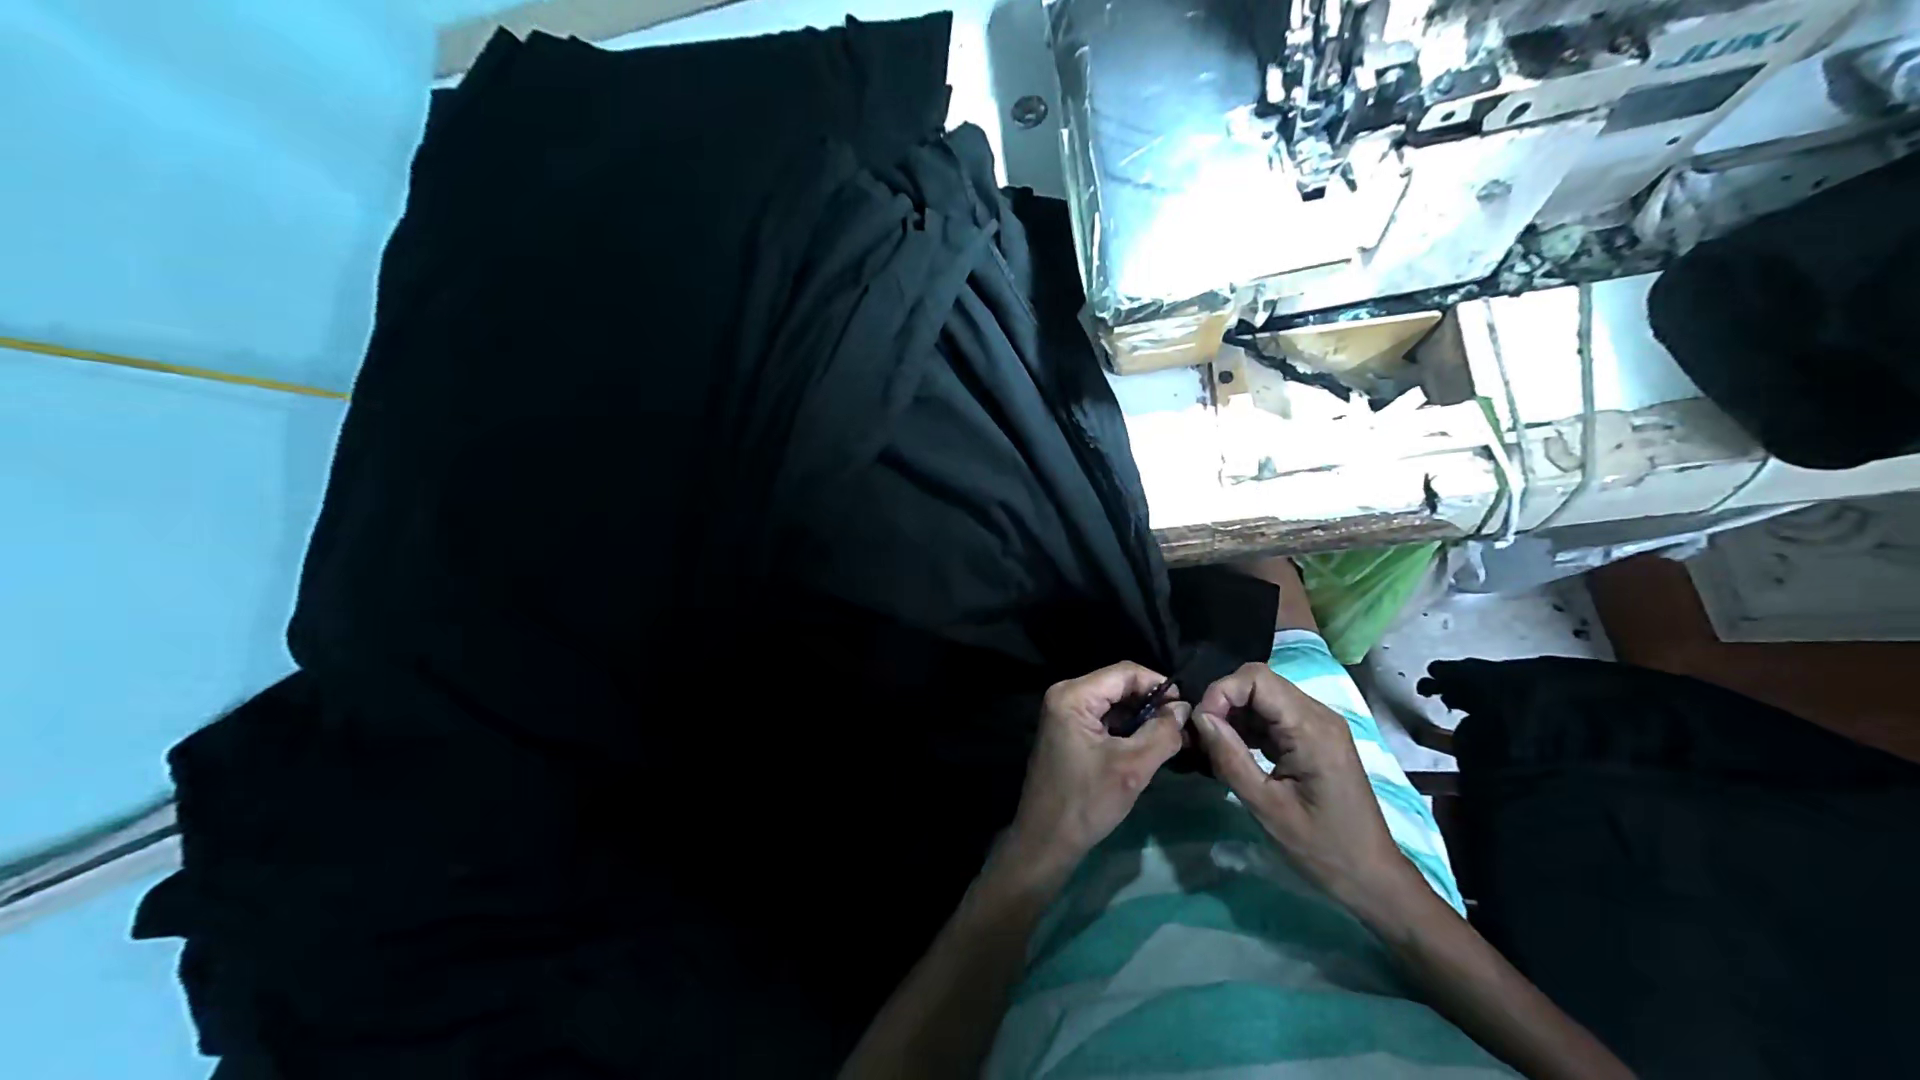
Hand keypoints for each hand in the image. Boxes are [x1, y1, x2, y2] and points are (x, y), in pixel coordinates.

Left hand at [1000, 663, 1189, 882]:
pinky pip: (1103, 719)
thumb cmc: (1086, 801)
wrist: (1046, 839)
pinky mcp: (1067, 731)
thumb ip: (1162, 733)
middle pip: (1118, 685)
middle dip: (1151, 703)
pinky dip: (1126, 728)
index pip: (1125, 672)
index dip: (1158, 685)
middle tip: (1181, 725)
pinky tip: (1147, 745)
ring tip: (1170, 736)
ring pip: (1112, 703)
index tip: (1186, 708)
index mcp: (1073, 696)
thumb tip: (1184, 709)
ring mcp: (1063, 713)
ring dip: (1140, 717)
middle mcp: (1065, 696)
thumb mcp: (1132, 767)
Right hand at [1191, 662, 1412, 907]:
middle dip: (1223, 701)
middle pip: (1258, 681)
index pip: (1256, 678)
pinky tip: (1234, 751)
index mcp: (1312, 728)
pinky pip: (1273, 715)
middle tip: (1203, 737)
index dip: (1221, 692)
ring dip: (1233, 713)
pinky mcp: (1314, 737)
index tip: (1202, 726)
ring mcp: (1319, 725)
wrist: (1371, 877)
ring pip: (1263, 696)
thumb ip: (1229, 757)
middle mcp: (1318, 715)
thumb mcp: (1266, 806)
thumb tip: (1199, 717)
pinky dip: (1248, 725)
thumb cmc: (1320, 847)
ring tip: (1213, 746)